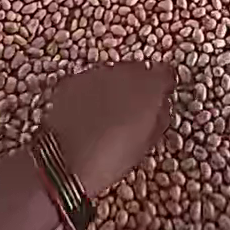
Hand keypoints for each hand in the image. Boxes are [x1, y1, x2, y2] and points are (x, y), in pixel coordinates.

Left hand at [44, 63, 173, 194]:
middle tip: (135, 109)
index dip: (164, 85)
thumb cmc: (112, 158)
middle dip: (139, 85)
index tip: (162, 96)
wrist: (64, 160)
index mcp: (148, 87)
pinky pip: (91, 80)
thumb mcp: (145, 144)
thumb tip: (161, 106)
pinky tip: (89, 112)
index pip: (165, 73)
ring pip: (113, 73)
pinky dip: (93, 91)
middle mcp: (122, 72)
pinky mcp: (73, 79)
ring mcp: (96, 73)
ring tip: (110, 112)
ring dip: (115, 87)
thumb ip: (158, 118)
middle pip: (138, 70)